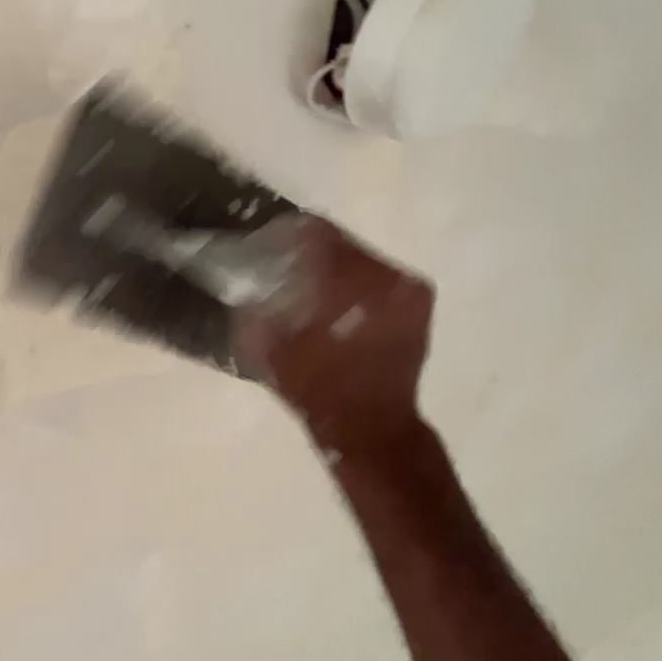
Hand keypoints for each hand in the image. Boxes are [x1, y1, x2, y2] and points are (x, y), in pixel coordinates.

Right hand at [235, 215, 434, 453]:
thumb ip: (257, 302)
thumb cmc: (317, 387)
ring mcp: (408, 290)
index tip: (259, 243)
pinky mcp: (416, 305)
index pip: (315, 232)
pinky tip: (328, 300)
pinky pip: (375, 278)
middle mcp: (389, 276)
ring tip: (300, 281)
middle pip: (338, 242)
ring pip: (357, 258)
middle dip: (304, 250)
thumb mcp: (270, 344)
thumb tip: (245, 274)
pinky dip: (349, 283)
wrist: (372, 428)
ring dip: (327, 266)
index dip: (282, 234)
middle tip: (275, 262)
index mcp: (353, 280)